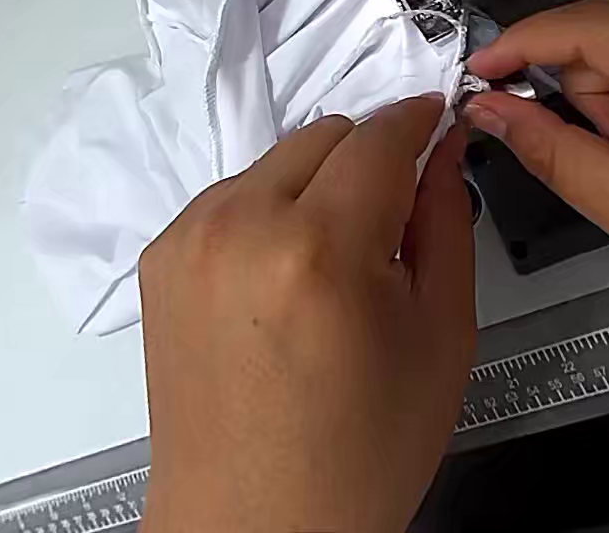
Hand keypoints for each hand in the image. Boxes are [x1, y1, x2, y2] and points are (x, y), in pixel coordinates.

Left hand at [138, 96, 475, 532]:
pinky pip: (236, 192)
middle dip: (366, 160)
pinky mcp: (163, 249)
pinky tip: (277, 275)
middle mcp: (242, 225)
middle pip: (326, 134)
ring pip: (280, 158)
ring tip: (325, 259)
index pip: (377, 138)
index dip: (414, 120)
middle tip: (382, 221)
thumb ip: (445, 219)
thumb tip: (441, 149)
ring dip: (314, 186)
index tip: (434, 117)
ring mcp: (191, 234)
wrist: (252, 526)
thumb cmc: (360, 447)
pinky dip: (268, 210)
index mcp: (319, 249)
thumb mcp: (440, 333)